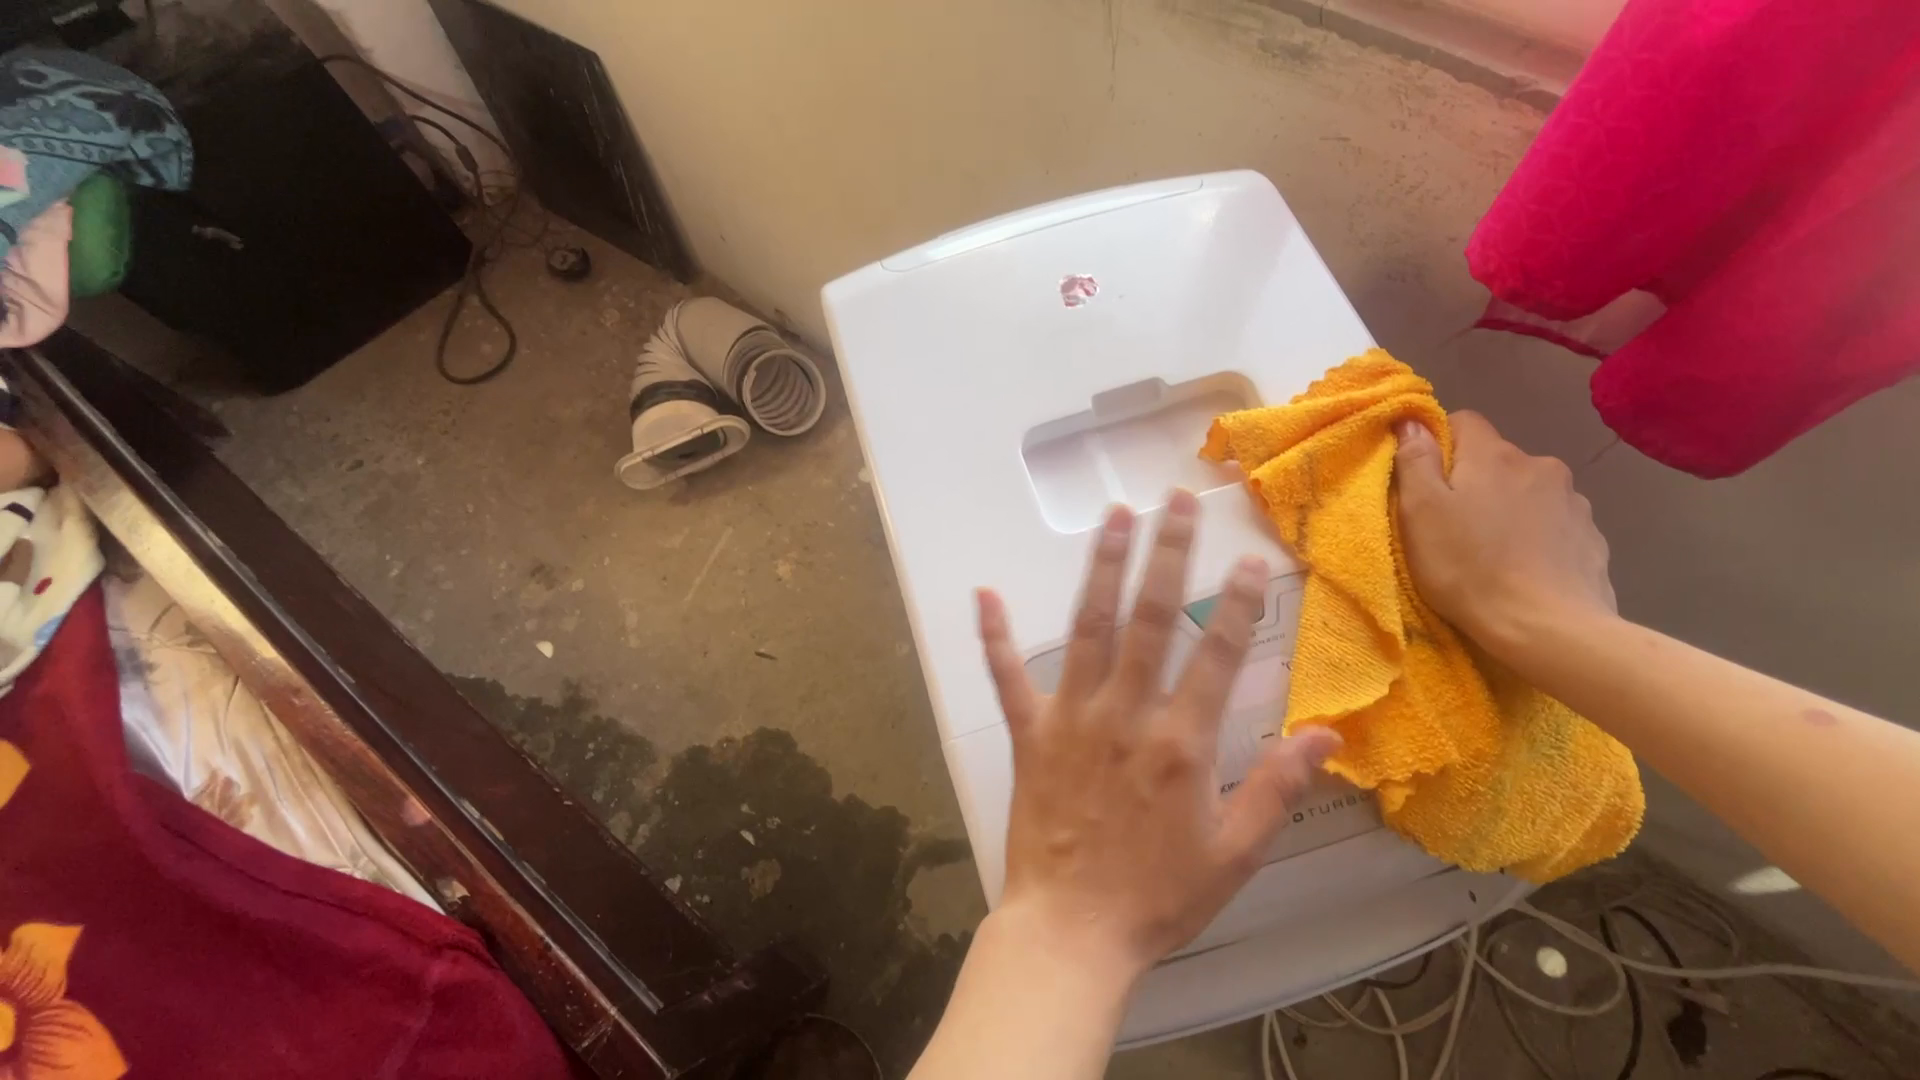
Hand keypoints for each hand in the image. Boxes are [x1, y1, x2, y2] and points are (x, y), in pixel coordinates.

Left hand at [975, 490, 1342, 984]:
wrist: (1071, 930)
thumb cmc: (1157, 896)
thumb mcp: (1234, 854)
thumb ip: (1278, 788)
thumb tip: (1327, 734)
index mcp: (1181, 744)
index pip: (1217, 655)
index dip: (1237, 603)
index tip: (1248, 556)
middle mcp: (1125, 716)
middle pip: (1151, 620)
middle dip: (1166, 555)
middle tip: (1174, 502)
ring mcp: (1071, 720)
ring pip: (1088, 629)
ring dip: (1102, 569)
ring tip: (1113, 517)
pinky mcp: (1028, 735)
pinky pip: (1008, 677)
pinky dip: (995, 636)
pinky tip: (985, 593)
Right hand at [1394, 411, 1616, 667]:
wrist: (1546, 627)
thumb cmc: (1467, 567)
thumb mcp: (1420, 513)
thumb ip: (1415, 461)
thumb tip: (1411, 420)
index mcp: (1494, 456)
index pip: (1464, 421)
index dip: (1440, 443)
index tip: (1425, 480)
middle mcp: (1540, 466)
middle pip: (1496, 459)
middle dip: (1474, 480)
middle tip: (1452, 524)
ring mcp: (1573, 501)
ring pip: (1528, 491)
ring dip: (1509, 507)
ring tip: (1491, 550)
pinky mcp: (1591, 537)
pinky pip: (1554, 523)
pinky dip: (1536, 535)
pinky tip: (1524, 567)